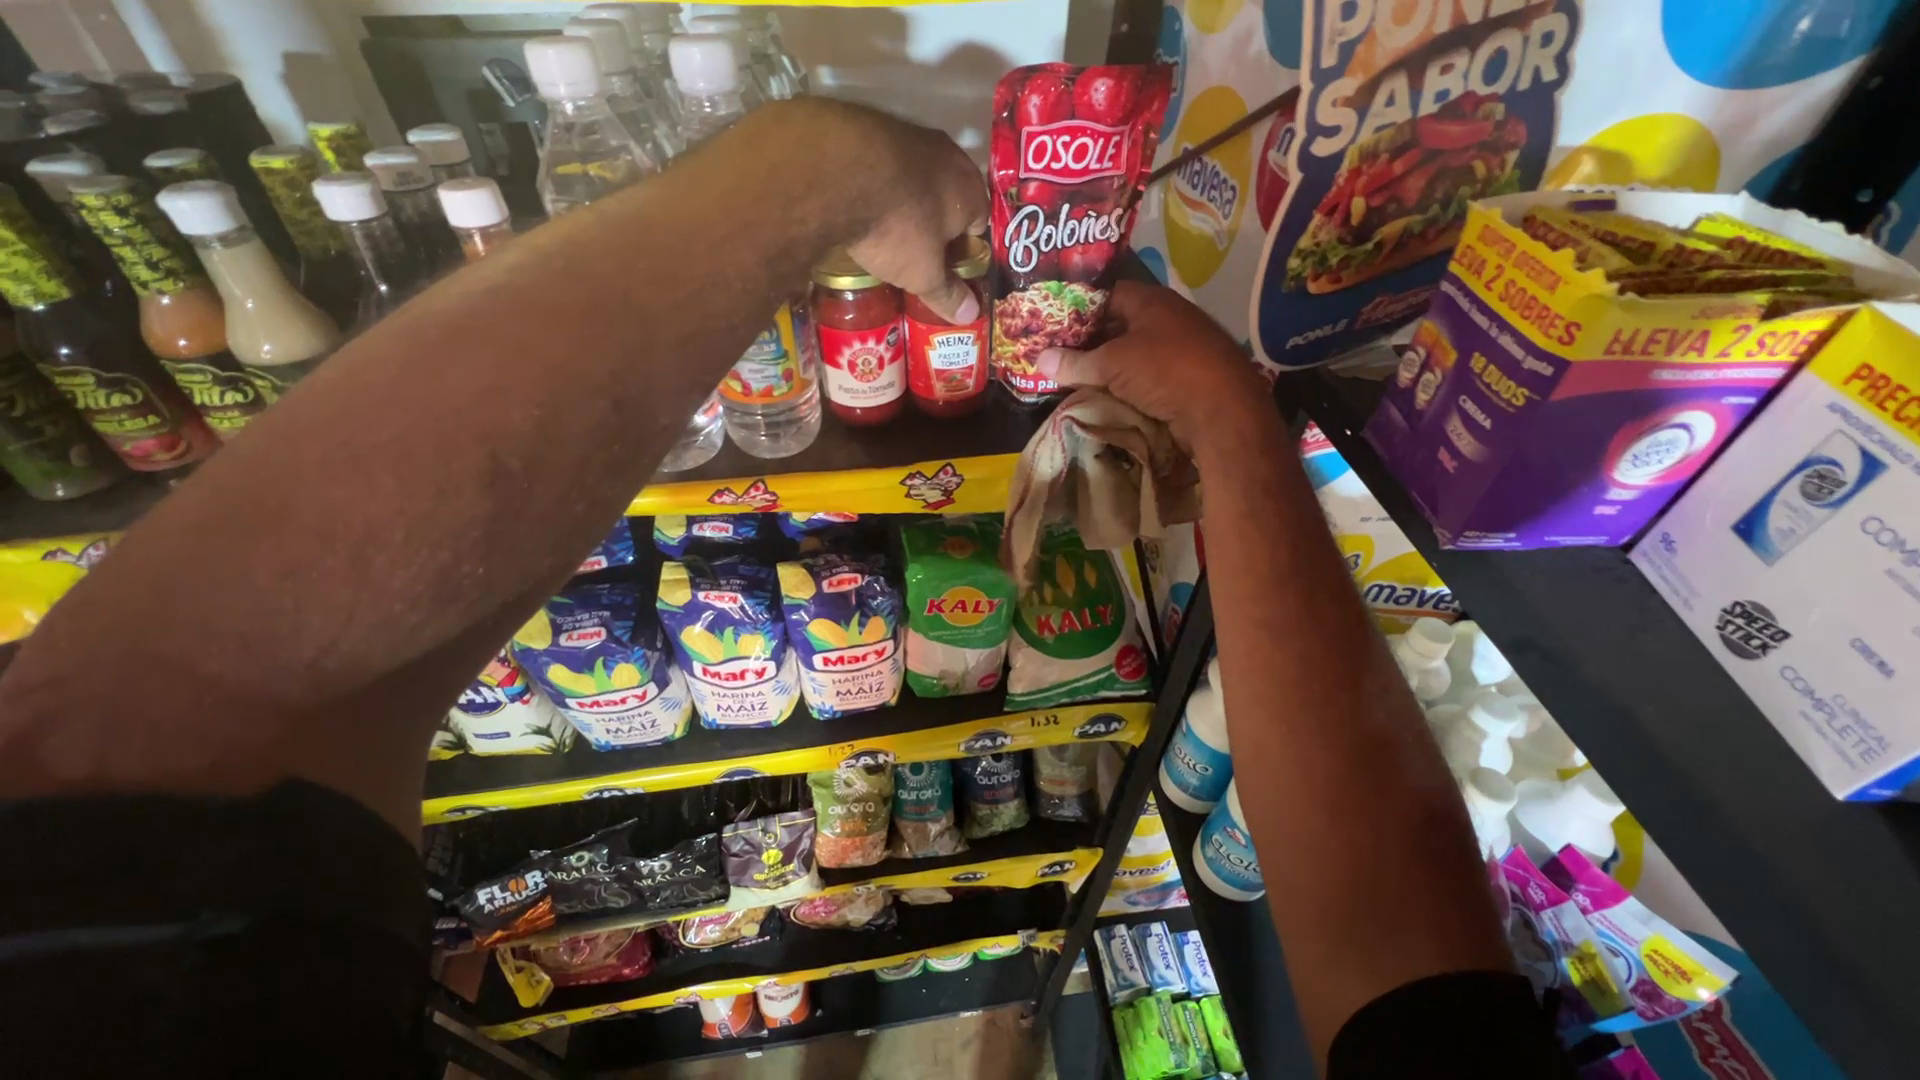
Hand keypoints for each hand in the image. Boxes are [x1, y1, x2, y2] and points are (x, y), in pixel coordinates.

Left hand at [821, 103, 988, 323]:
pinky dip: (877, 182)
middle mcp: (948, 156)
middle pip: (949, 196)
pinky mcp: (872, 127)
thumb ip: (948, 294)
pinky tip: (860, 202)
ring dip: (907, 199)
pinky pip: (884, 163)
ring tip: (886, 228)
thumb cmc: (898, 227)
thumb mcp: (923, 273)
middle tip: (918, 250)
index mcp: (970, 190)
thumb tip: (970, 315)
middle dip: (937, 222)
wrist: (840, 170)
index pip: (980, 222)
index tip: (948, 267)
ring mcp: (910, 136)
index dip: (965, 248)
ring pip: (917, 176)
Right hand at [1035, 281, 1272, 451]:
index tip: (1057, 328)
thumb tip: (1038, 361)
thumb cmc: (1165, 371)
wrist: (1222, 410)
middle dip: (1092, 343)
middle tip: (1061, 359)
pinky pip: (1150, 378)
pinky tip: (1110, 399)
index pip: (1109, 295)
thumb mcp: (1112, 365)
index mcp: (1152, 301)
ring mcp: (1182, 349)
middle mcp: (1169, 319)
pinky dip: (1130, 387)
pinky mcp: (1190, 378)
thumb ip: (1075, 364)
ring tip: (1079, 382)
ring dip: (1111, 369)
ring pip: (1135, 354)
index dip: (1081, 309)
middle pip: (1121, 326)